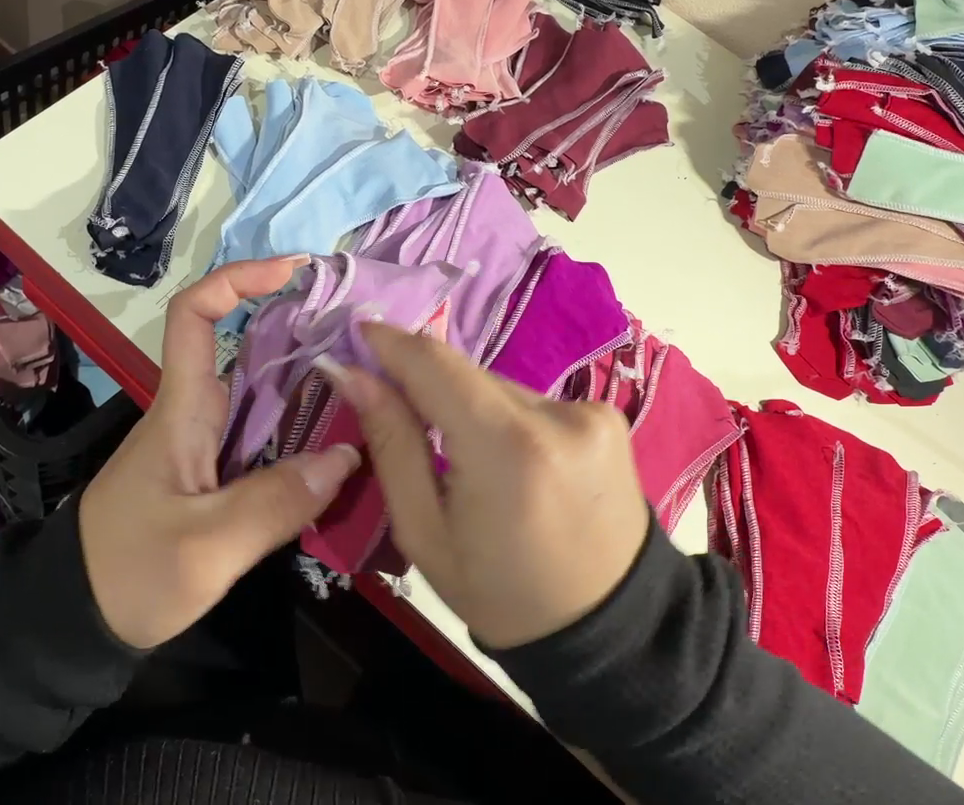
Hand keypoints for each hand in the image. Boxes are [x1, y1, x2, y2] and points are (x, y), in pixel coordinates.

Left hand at [78, 257, 363, 649]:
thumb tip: (346, 456)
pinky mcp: (211, 478)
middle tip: (367, 342)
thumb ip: (273, 505)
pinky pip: (263, 441)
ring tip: (374, 391)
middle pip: (245, 352)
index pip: (194, 317)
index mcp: (181, 411)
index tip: (292, 270)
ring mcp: (202, 447)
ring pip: (261, 399)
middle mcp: (193, 416)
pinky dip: (302, 437)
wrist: (78, 619)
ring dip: (310, 388)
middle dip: (300, 334)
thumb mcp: (204, 548)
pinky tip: (343, 453)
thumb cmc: (128, 572)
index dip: (237, 280)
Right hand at [323, 323, 648, 650]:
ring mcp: (590, 412)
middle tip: (389, 406)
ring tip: (454, 452)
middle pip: (464, 373)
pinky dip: (500, 416)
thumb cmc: (499, 593)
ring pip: (495, 384)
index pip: (434, 364)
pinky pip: (528, 398)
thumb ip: (390, 442)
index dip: (390, 342)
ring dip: (462, 401)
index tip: (355, 332)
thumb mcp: (423, 530)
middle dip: (422, 383)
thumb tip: (351, 374)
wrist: (611, 630)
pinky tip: (499, 458)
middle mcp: (556, 415)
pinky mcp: (607, 416)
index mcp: (506, 450)